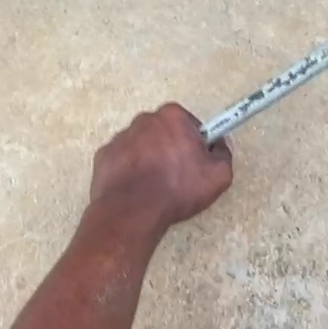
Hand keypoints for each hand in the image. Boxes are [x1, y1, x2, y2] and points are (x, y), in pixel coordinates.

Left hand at [86, 104, 233, 238]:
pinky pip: (123, 160)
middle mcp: (144, 119)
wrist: (132, 212)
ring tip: (156, 186)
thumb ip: (224, 154)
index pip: (190, 124)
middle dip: (172, 148)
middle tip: (179, 176)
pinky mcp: (103, 155)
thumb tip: (221, 144)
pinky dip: (130, 171)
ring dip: (150, 159)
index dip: (197, 143)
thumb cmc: (177, 189)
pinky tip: (137, 190)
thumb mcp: (218, 175)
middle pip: (164, 132)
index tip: (197, 162)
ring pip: (142, 145)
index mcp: (172, 116)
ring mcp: (120, 137)